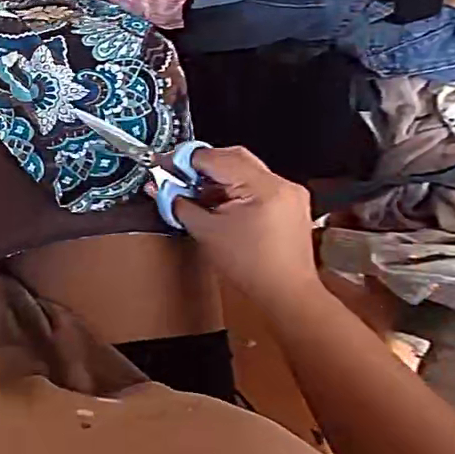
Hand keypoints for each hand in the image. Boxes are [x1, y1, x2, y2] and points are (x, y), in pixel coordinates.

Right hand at [173, 146, 319, 305]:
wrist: (287, 295)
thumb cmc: (254, 270)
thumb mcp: (207, 233)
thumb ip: (181, 205)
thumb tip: (165, 189)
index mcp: (263, 187)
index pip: (216, 158)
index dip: (186, 160)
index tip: (167, 164)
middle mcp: (281, 184)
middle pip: (233, 158)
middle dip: (202, 166)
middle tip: (178, 176)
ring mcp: (289, 194)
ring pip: (245, 170)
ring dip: (218, 178)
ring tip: (197, 195)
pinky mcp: (290, 205)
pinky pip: (257, 185)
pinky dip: (235, 189)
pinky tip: (219, 204)